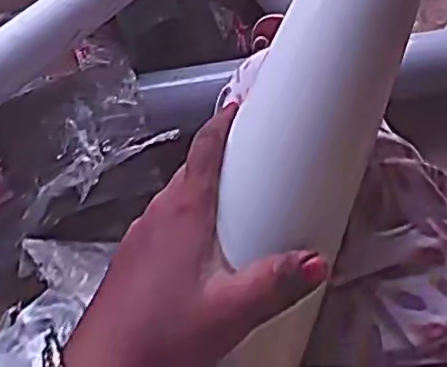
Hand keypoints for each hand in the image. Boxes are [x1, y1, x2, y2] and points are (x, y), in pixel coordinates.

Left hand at [64, 103, 327, 366]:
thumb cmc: (156, 339)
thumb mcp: (229, 312)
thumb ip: (274, 284)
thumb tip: (313, 263)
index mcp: (184, 209)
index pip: (204, 146)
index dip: (223, 121)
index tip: (238, 106)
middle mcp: (160, 212)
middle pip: (193, 167)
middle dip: (220, 156)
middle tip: (247, 158)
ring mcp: (143, 233)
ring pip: (178, 194)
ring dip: (202, 190)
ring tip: (230, 206)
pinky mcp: (133, 257)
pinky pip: (165, 221)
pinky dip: (185, 219)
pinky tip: (197, 253)